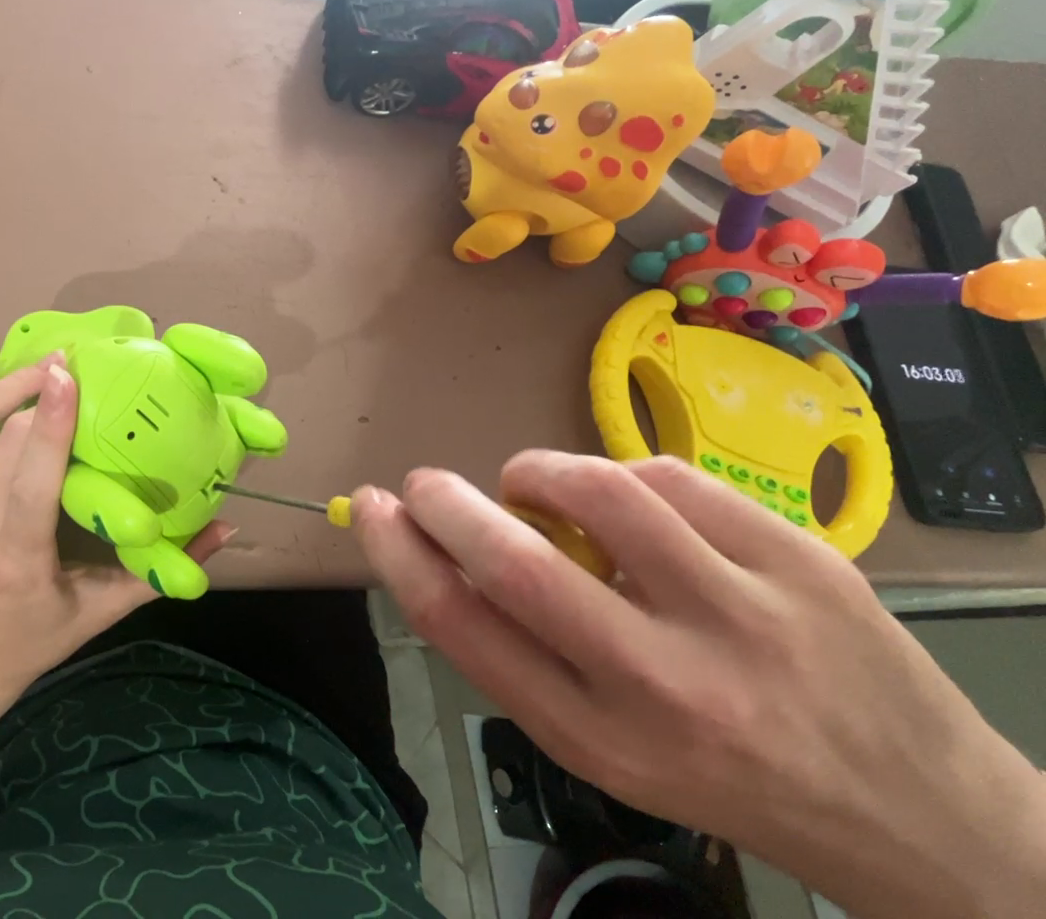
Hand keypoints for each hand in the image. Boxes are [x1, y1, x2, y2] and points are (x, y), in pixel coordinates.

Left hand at [0, 357, 231, 704]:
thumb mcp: (101, 612)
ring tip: (35, 363)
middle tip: (72, 362)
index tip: (69, 374)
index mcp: (15, 558)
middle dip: (33, 391)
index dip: (50, 422)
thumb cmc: (35, 639)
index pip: (29, 478)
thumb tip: (224, 528)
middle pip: (0, 438)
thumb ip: (159, 571)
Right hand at [353, 451, 1045, 918]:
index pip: (461, 626)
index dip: (396, 553)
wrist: (910, 811)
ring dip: (535, 472)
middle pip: (515, 563)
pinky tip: (626, 502)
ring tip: (527, 483)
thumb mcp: (595, 743)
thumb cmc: (714, 771)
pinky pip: (672, 478)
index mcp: (595, 735)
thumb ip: (516, 651)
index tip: (372, 509)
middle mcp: (665, 682)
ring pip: (602, 494)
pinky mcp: (804, 559)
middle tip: (423, 484)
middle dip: (444, 504)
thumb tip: (440, 548)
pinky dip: (619, 474)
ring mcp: (746, 615)